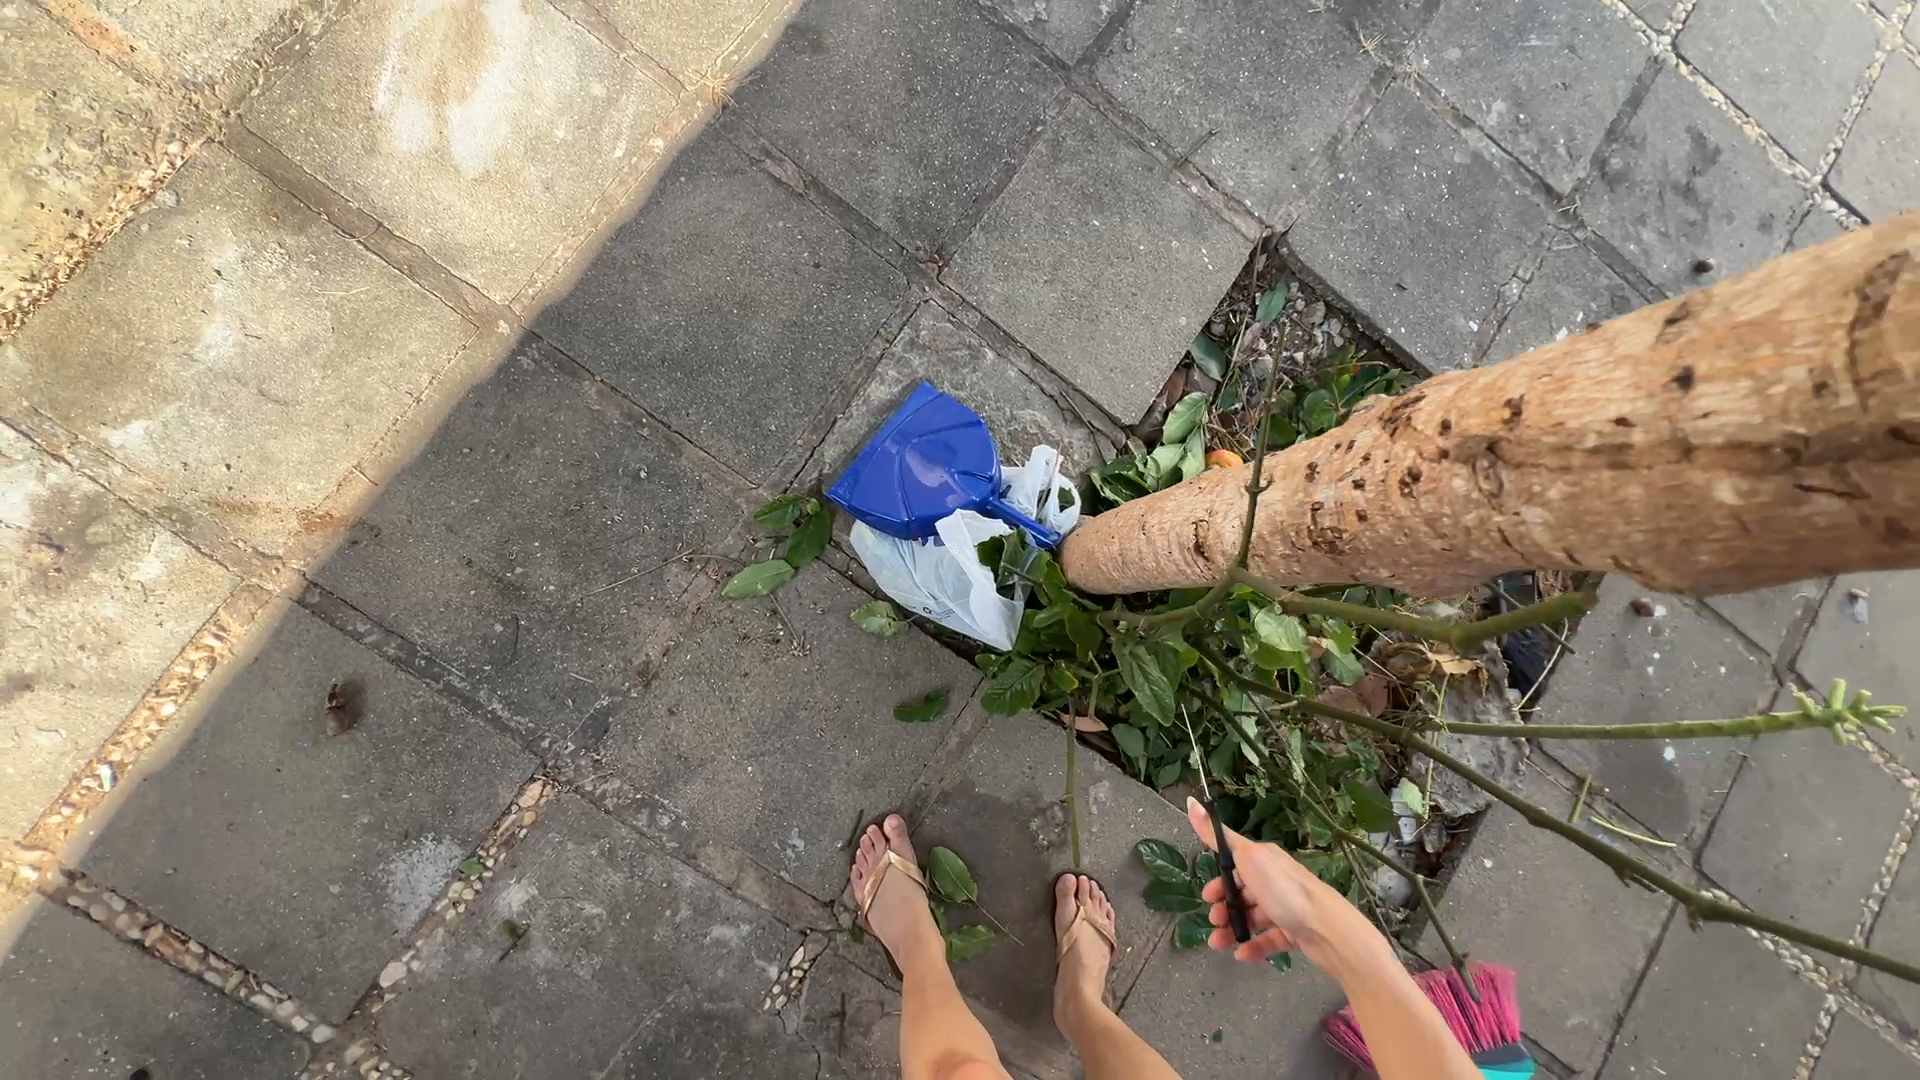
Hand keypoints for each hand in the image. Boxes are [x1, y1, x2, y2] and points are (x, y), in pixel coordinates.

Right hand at [1185, 797, 1379, 972]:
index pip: (1234, 865)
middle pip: (1242, 892)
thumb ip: (1216, 836)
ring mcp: (1286, 907)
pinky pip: (1269, 938)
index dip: (1218, 880)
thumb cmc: (1284, 890)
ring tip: (1219, 945)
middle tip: (1213, 922)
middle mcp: (1274, 880)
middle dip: (1224, 907)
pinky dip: (1254, 946)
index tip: (1206, 897)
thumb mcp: (1246, 857)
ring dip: (1233, 929)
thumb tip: (1189, 801)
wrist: (1329, 930)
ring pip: (1253, 917)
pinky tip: (1241, 956)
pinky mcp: (1295, 932)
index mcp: (1263, 859)